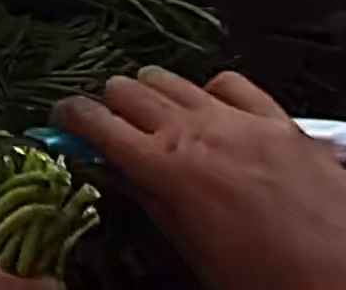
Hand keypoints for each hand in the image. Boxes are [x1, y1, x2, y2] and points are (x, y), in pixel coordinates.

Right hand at [54, 68, 345, 289]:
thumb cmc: (277, 286)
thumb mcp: (198, 256)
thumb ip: (149, 201)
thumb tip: (112, 168)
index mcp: (163, 166)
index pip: (89, 117)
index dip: (68, 116)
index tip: (65, 123)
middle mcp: (190, 131)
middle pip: (122, 88)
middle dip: (111, 106)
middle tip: (119, 131)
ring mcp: (237, 121)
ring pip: (164, 77)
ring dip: (154, 95)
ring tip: (165, 121)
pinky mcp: (281, 122)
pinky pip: (228, 82)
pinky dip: (212, 92)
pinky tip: (217, 114)